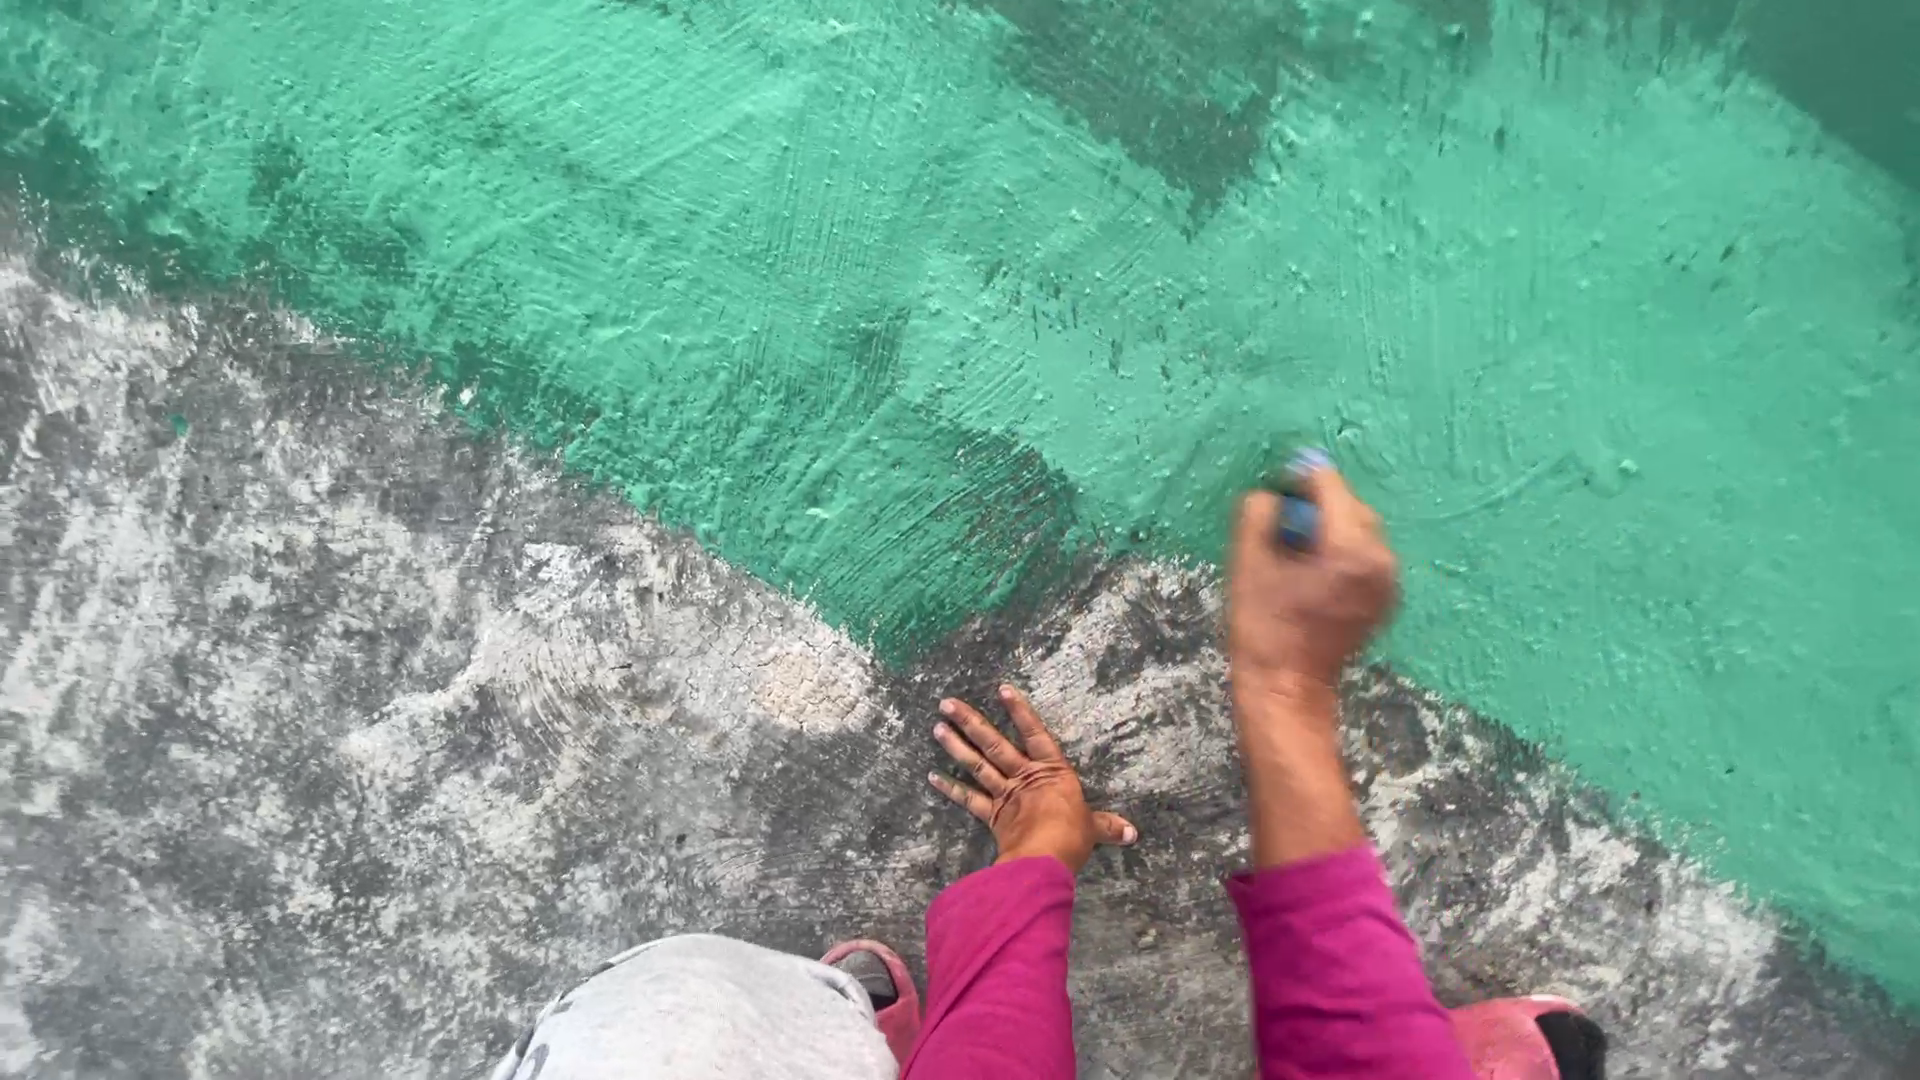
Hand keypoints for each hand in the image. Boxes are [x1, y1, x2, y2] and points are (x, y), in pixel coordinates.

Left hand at [927, 686, 1137, 872]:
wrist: (1045, 858)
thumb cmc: (1071, 837)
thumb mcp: (1093, 828)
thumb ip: (1107, 826)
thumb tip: (1132, 834)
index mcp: (1051, 771)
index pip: (1035, 733)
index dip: (1019, 711)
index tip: (1002, 689)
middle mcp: (1024, 776)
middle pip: (993, 743)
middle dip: (970, 722)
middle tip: (947, 703)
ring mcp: (1005, 793)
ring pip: (976, 763)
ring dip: (955, 745)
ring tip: (937, 727)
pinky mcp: (991, 814)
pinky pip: (968, 798)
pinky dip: (950, 788)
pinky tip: (932, 775)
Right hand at [1229, 450, 1398, 696]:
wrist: (1287, 689)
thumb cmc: (1263, 628)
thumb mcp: (1247, 565)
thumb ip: (1257, 516)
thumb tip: (1269, 494)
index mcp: (1350, 550)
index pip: (1330, 489)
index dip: (1300, 478)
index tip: (1277, 481)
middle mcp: (1381, 562)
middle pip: (1350, 508)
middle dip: (1317, 504)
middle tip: (1280, 518)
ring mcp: (1388, 583)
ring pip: (1358, 531)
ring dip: (1328, 527)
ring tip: (1293, 546)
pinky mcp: (1384, 599)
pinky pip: (1363, 556)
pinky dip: (1339, 549)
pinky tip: (1310, 569)